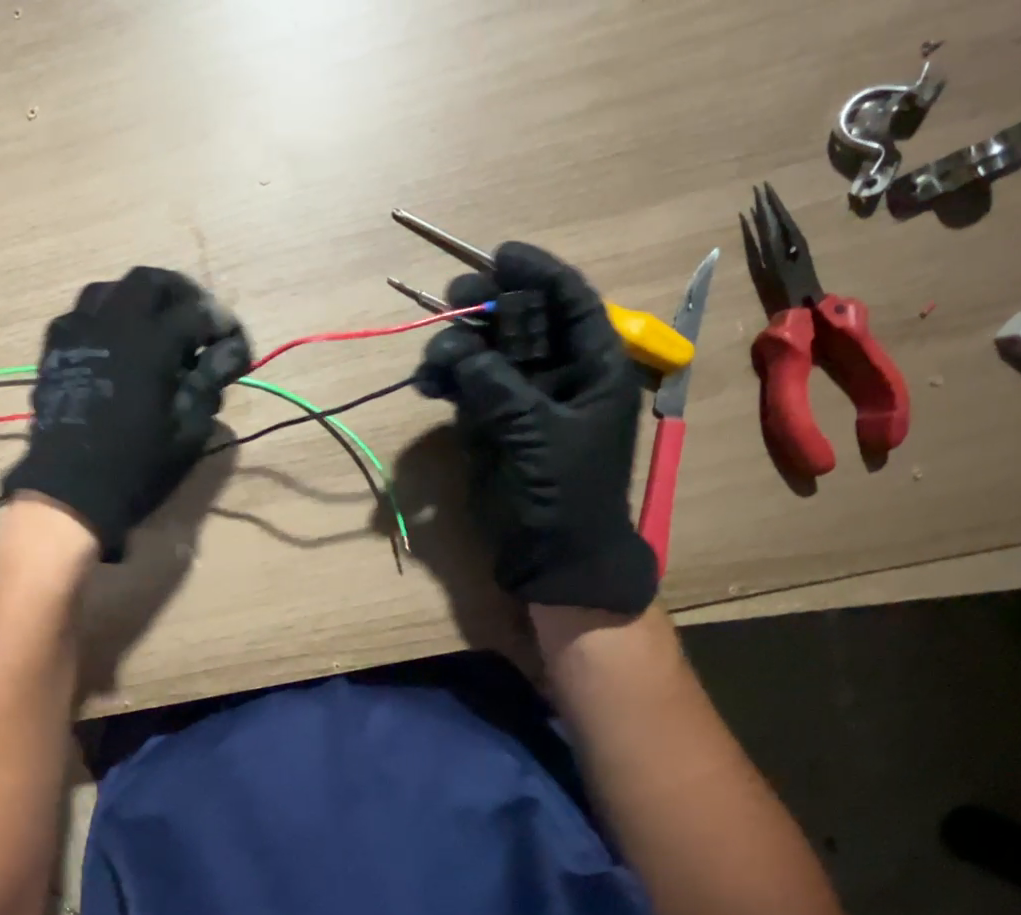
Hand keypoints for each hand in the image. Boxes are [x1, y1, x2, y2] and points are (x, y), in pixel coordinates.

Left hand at [3, 268, 250, 560]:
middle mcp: (112, 325)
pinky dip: (102, 320)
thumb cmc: (135, 468)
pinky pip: (78, 316)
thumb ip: (207, 384)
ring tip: (154, 326)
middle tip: (196, 320)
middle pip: (149, 282)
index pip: (197, 313)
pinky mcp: (53, 352)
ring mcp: (77, 334)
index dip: (223, 325)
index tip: (234, 346)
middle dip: (180, 294)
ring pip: (107, 291)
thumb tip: (226, 354)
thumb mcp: (187, 432)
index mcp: (151, 343)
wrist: (69, 492)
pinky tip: (114, 345)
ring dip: (136, 300)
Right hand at [414, 242, 655, 614]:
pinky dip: (445, 379)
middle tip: (454, 296)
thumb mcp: (537, 433)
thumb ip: (499, 387)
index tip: (500, 254)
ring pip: (488, 350)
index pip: (572, 302)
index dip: (539, 273)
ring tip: (432, 360)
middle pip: (523, 320)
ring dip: (458, 346)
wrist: (552, 554)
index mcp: (593, 368)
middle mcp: (558, 374)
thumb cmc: (564, 491)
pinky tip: (426, 384)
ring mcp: (522, 398)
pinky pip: (465, 384)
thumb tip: (459, 353)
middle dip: (489, 305)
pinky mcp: (491, 422)